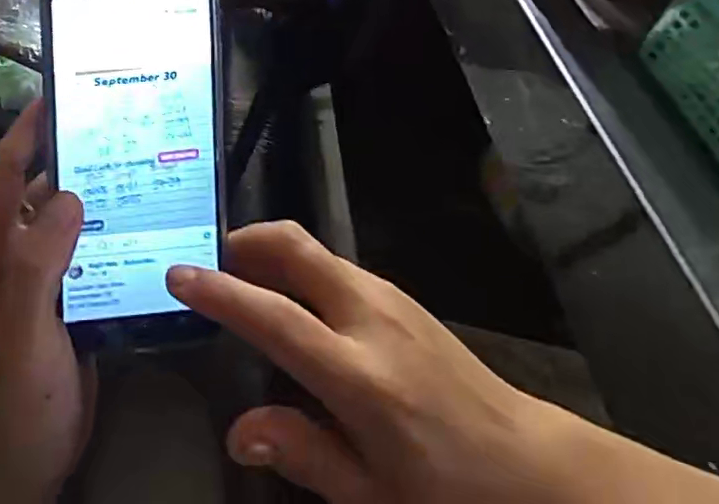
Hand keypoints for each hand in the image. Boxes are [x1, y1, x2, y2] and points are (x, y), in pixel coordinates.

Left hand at [0, 104, 95, 503]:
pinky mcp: (64, 298)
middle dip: (63, 153)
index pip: (3, 180)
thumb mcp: (19, 336)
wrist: (24, 470)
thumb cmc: (13, 404)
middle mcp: (10, 258)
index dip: (23, 135)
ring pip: (62, 218)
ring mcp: (37, 279)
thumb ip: (35, 266)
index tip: (52, 98)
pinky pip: (83, 249)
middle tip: (108, 125)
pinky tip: (136, 219)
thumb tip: (66, 194)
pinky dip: (103, 226)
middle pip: (35, 190)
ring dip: (87, 188)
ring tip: (131, 161)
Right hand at [167, 222, 718, 503]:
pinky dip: (294, 265)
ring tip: (238, 276)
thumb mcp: (375, 495)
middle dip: (244, 241)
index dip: (222, 293)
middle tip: (208, 259)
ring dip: (267, 249)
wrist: (540, 471)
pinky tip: (288, 298)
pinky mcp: (398, 296)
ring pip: (312, 248)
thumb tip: (238, 431)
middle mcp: (371, 318)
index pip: (274, 318)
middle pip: (295, 248)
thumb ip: (303, 452)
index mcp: (361, 377)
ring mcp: (388, 299)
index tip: (178, 274)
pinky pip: (331, 264)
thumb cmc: (451, 493)